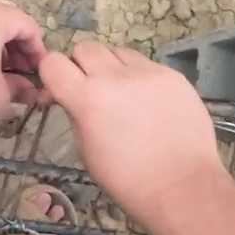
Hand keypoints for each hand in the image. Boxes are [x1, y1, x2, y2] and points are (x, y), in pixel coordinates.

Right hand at [39, 42, 226, 225]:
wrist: (182, 186)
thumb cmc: (126, 179)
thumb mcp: (86, 149)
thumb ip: (76, 113)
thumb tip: (72, 97)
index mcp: (88, 98)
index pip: (53, 63)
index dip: (52, 74)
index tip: (60, 90)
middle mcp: (116, 77)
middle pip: (85, 48)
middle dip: (81, 66)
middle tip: (90, 90)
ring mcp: (148, 72)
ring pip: (117, 52)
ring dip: (111, 68)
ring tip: (122, 94)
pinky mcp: (173, 76)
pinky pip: (145, 65)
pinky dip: (138, 77)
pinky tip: (148, 102)